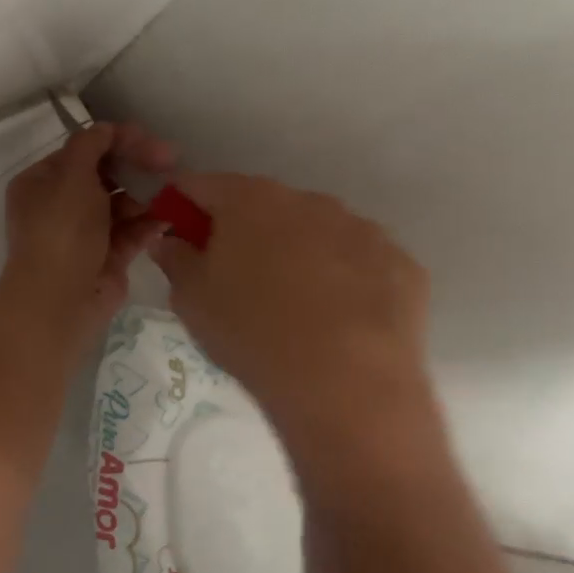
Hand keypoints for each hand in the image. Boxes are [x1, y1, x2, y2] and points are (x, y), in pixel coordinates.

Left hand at [0, 123, 175, 338]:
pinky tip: (171, 215)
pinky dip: (149, 222)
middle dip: (136, 165)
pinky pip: (131, 232)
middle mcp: (58, 204)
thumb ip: (89, 147)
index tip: (149, 139)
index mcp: (40, 182)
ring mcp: (83, 232)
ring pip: (120, 203)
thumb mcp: (70, 178)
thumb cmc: (61, 231)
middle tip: (170, 160)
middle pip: (103, 174)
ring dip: (146, 194)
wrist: (59, 299)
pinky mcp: (106, 257)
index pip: (81, 151)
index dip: (115, 141)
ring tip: (172, 189)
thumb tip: (104, 128)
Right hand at [151, 174, 432, 440]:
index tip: (176, 235)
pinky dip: (339, 276)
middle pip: (260, 203)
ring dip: (293, 250)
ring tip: (286, 300)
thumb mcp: (188, 297)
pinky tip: (331, 316)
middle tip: (229, 274)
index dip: (182, 206)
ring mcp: (362, 230)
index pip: (200, 185)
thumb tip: (171, 241)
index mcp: (249, 200)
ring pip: (312, 230)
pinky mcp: (402, 265)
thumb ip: (175, 258)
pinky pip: (356, 260)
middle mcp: (308, 201)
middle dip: (241, 228)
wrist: (347, 387)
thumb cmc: (250, 332)